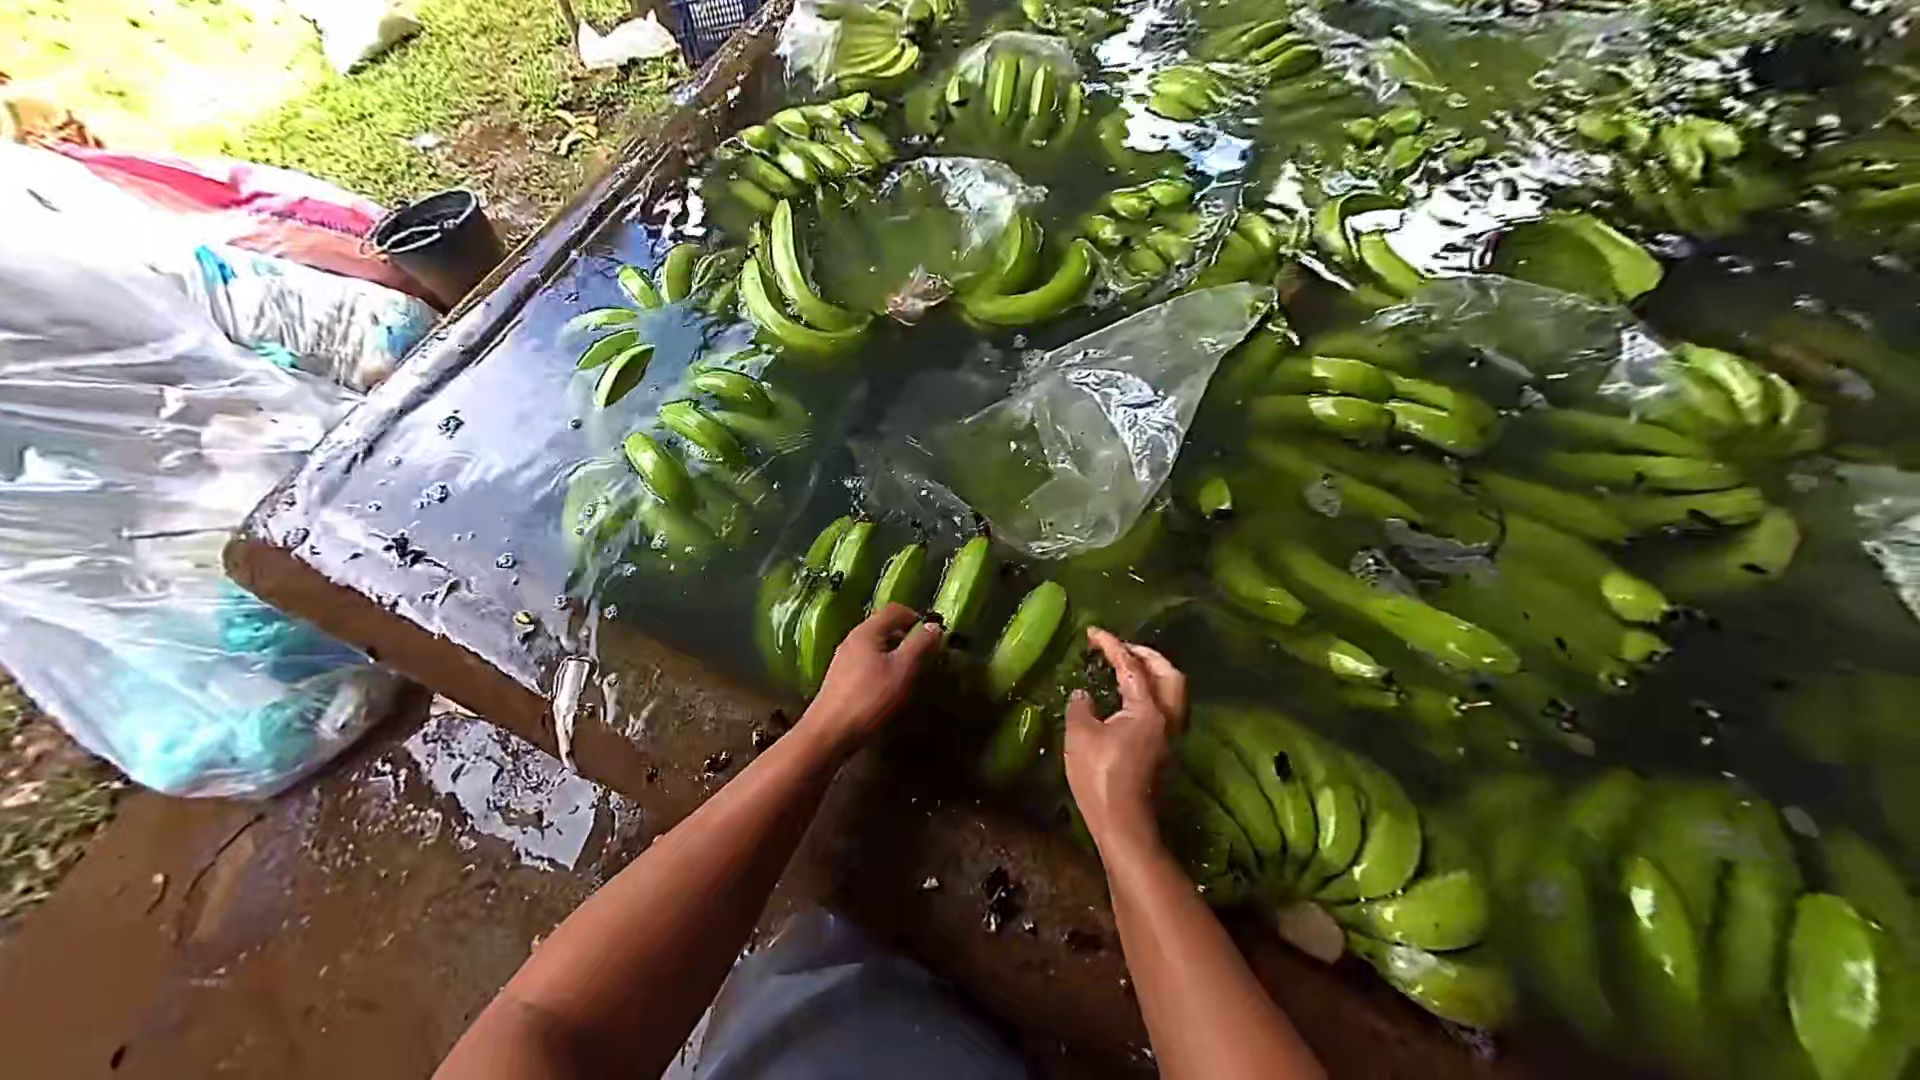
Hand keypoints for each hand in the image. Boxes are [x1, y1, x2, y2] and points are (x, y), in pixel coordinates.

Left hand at [802, 603, 944, 754]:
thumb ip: (920, 645)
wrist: (829, 733)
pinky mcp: (841, 677)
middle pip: (885, 626)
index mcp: (867, 631)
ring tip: (910, 672)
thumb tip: (935, 626)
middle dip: (907, 636)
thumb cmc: (870, 698)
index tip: (933, 636)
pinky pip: (867, 661)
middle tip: (925, 655)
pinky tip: (889, 686)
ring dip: (896, 653)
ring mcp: (844, 658)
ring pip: (876, 645)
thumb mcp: (903, 669)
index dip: (917, 617)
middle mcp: (853, 639)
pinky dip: (883, 665)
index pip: (895, 610)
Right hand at [1064, 627, 1187, 853]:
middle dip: (1145, 654)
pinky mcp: (1167, 751)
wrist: (1124, 825)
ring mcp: (1171, 737)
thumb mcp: (1080, 735)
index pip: (1131, 666)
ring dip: (1154, 673)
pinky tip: (1130, 699)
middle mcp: (1168, 719)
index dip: (1111, 645)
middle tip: (1120, 647)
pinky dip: (1152, 692)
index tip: (1093, 633)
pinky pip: (1166, 708)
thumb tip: (1084, 695)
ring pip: (1173, 692)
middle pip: (1169, 673)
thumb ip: (1081, 707)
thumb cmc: (1100, 778)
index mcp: (1148, 710)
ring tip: (1127, 667)